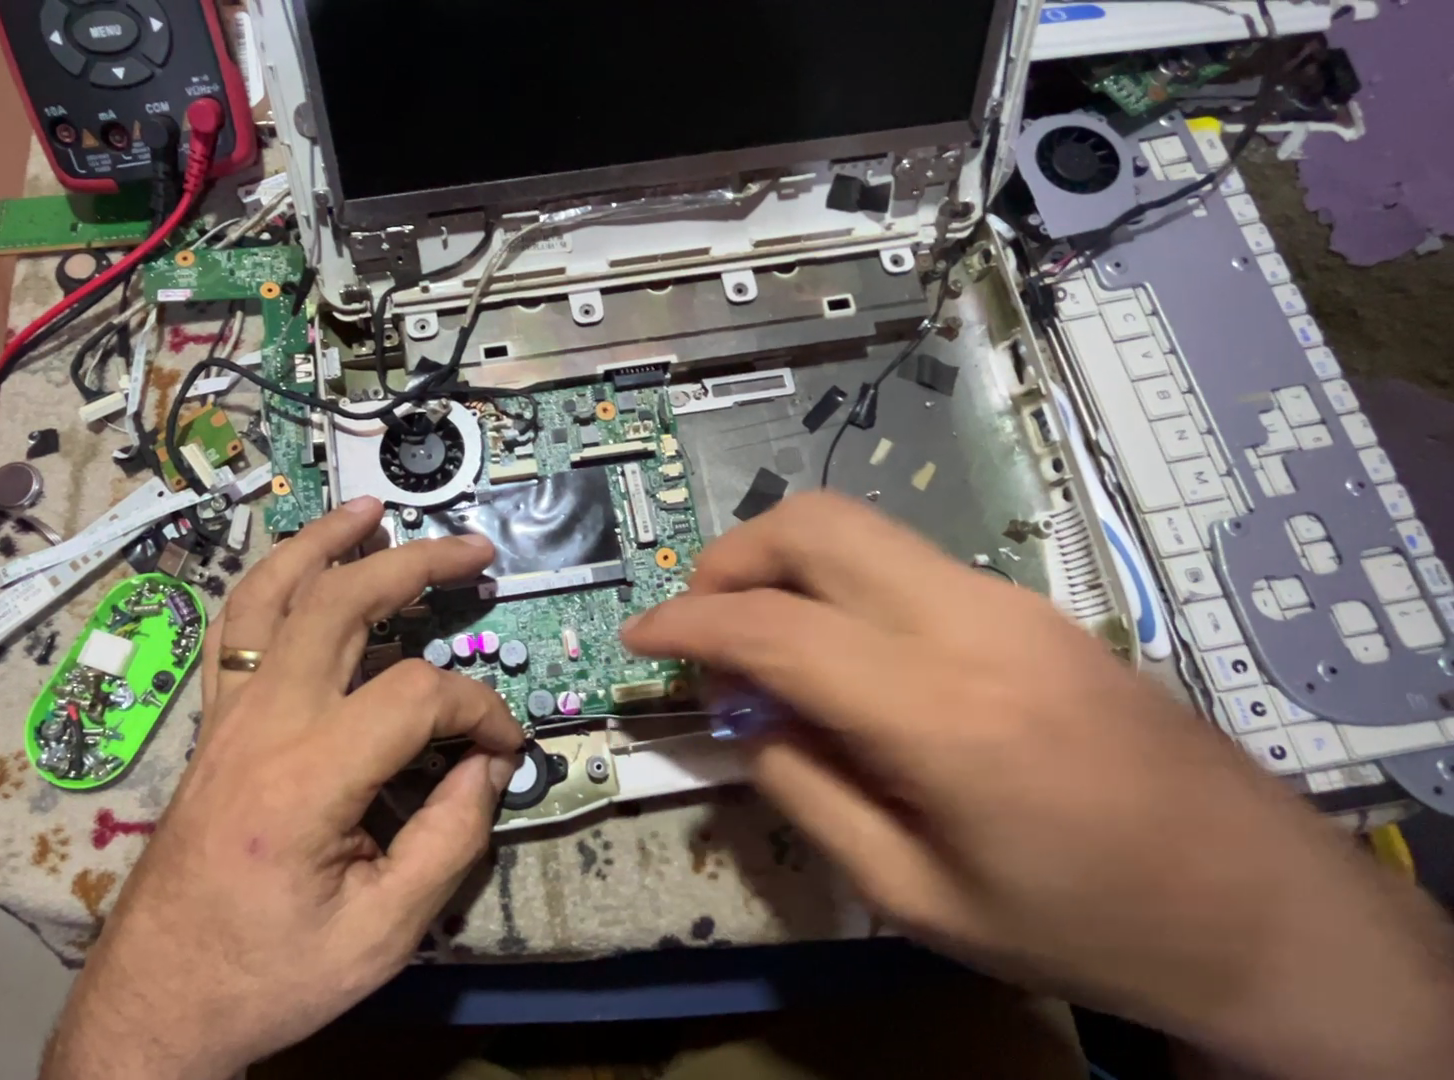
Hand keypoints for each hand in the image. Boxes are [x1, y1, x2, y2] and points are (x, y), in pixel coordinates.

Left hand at [43, 498, 522, 1079]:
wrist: (159, 1000)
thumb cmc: (270, 973)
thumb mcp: (384, 933)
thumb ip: (449, 841)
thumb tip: (485, 766)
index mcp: (307, 777)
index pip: (415, 697)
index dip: (477, 712)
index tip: (503, 749)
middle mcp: (262, 722)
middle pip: (341, 604)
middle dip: (416, 565)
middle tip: (472, 549)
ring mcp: (228, 713)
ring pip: (272, 594)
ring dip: (325, 543)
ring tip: (370, 510)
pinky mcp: (213, 721)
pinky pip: (234, 628)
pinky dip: (271, 580)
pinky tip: (301, 566)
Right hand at [623, 492, 1453, 1079]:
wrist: (1265, 910)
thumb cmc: (1076, 922)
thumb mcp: (908, 894)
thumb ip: (803, 791)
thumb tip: (744, 718)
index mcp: (937, 710)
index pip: (771, 627)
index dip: (686, 623)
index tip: (636, 637)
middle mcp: (968, 622)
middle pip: (813, 526)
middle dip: (729, 558)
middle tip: (699, 622)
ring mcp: (1005, 600)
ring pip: (856, 528)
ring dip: (780, 563)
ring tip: (757, 637)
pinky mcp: (1026, 602)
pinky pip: (898, 561)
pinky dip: (834, 583)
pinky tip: (835, 651)